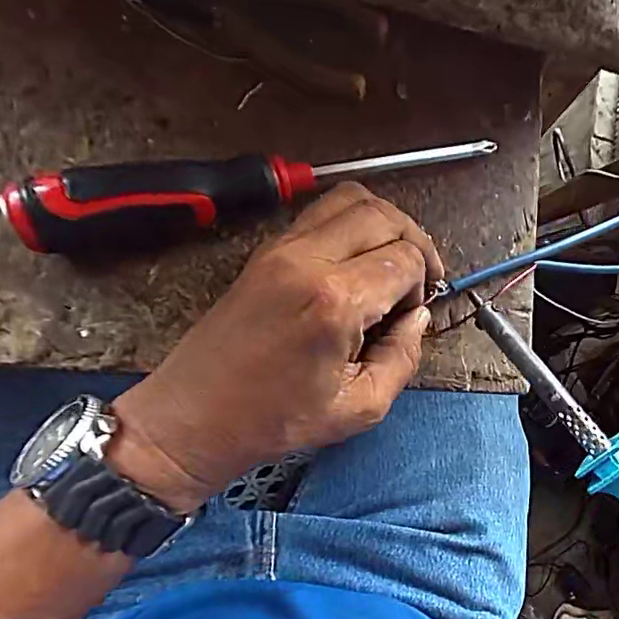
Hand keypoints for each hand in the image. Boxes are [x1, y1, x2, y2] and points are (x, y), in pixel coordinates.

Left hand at [107, 183, 444, 510]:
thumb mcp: (361, 407)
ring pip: (352, 199)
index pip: (405, 258)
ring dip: (385, 223)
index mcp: (334, 301)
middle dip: (415, 242)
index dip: (423, 284)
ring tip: (394, 260)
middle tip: (419, 280)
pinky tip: (359, 261)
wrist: (195, 416)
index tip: (412, 314)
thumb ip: (404, 358)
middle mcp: (308, 260)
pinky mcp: (265, 251)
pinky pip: (321, 212)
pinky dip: (352, 223)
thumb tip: (418, 319)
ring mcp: (281, 249)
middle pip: (384, 215)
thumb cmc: (275, 420)